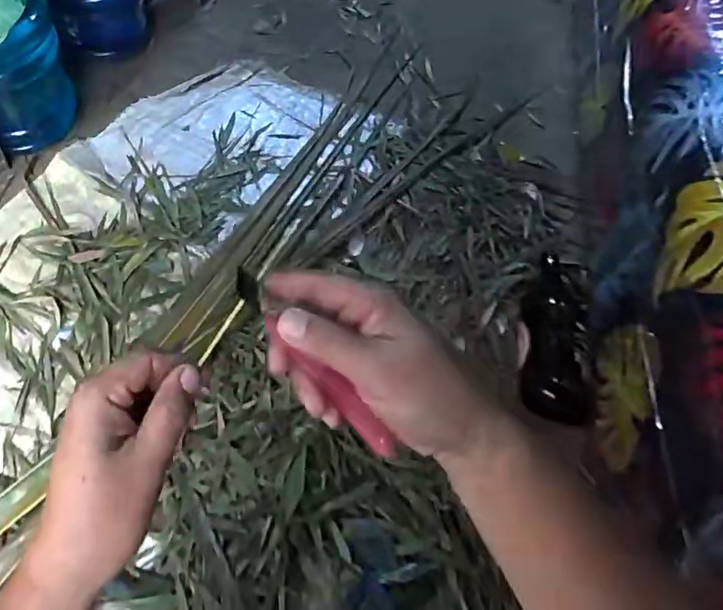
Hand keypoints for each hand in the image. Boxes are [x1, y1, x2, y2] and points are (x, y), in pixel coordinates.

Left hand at [5, 352, 201, 607]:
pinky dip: (150, 424)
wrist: (68, 566)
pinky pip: (129, 412)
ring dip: (163, 410)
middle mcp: (90, 394)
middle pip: (143, 374)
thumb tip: (192, 370)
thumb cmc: (107, 515)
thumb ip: (170, 411)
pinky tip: (160, 449)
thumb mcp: (147, 461)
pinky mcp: (94, 433)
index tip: (206, 395)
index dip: (179, 371)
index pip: (147, 360)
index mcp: (97, 393)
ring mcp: (90, 414)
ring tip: (178, 442)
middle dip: (171, 393)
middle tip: (191, 427)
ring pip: (139, 394)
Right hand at [264, 271, 507, 463]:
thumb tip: (281, 315)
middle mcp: (362, 317)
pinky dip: (325, 393)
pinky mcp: (364, 371)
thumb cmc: (424, 393)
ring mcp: (363, 345)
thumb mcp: (372, 368)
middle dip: (296, 352)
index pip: (317, 284)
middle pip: (309, 321)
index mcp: (368, 303)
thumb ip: (326, 342)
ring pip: (316, 352)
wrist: (467, 437)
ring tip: (321, 410)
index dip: (285, 287)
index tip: (254, 294)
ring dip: (311, 381)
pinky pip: (330, 374)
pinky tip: (333, 416)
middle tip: (281, 375)